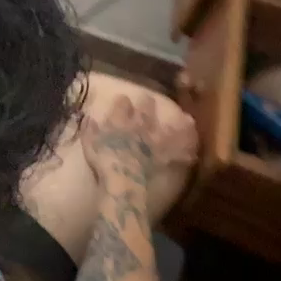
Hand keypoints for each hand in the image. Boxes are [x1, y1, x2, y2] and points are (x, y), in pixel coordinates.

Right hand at [81, 88, 195, 179]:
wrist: (125, 182)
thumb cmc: (104, 165)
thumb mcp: (89, 144)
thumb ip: (89, 129)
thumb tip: (88, 116)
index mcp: (119, 123)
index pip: (122, 105)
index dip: (123, 101)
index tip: (123, 98)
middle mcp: (141, 127)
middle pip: (146, 110)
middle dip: (147, 103)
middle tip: (148, 99)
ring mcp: (159, 140)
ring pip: (170, 125)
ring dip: (176, 120)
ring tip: (183, 117)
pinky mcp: (171, 154)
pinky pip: (185, 145)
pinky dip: (189, 139)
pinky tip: (192, 137)